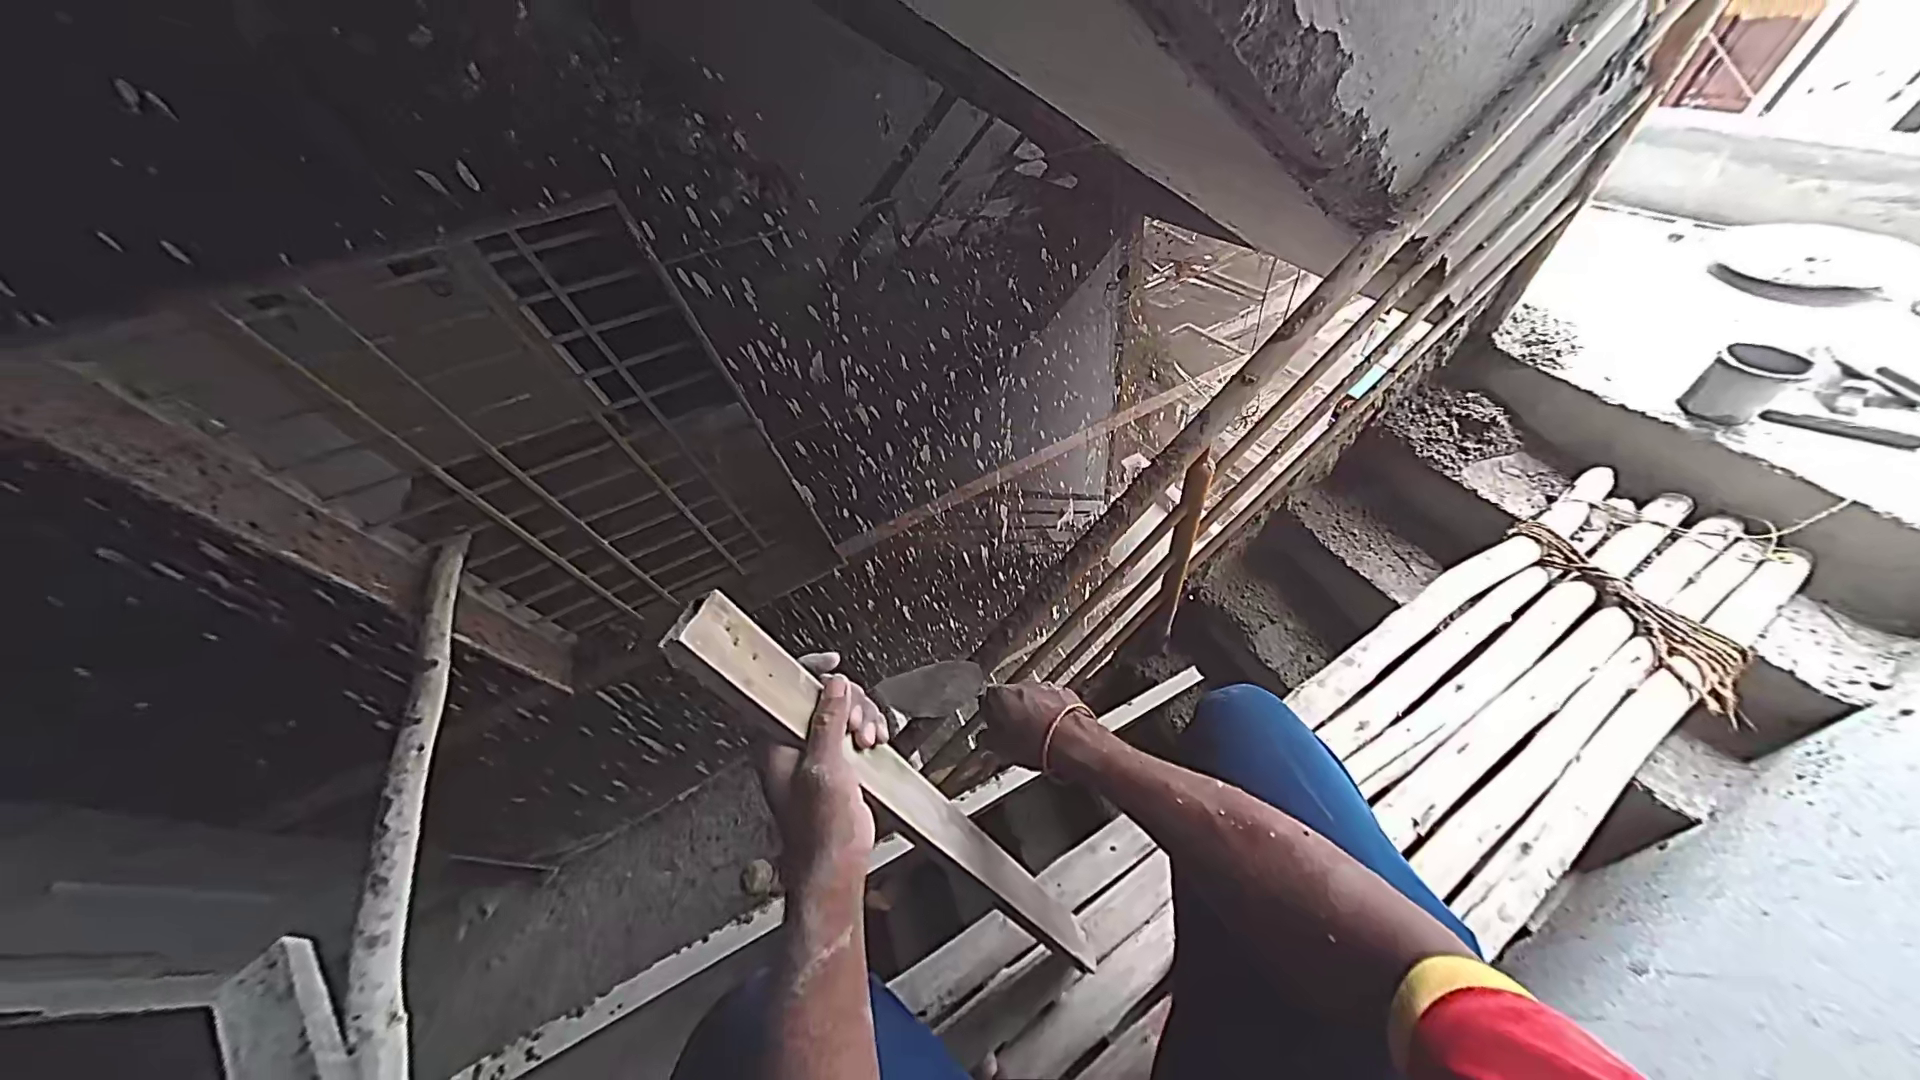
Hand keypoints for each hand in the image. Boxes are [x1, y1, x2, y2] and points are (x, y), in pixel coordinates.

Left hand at [756, 653, 889, 890]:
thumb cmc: (819, 828)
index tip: (832, 662)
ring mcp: (818, 750)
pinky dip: (871, 728)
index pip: (786, 689)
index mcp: (775, 741)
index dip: (808, 670)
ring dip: (864, 717)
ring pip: (845, 709)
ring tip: (869, 741)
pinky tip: (878, 741)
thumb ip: (827, 721)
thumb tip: (834, 684)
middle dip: (850, 703)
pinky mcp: (839, 760)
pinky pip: (857, 728)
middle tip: (857, 727)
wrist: (837, 864)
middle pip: (825, 694)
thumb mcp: (823, 768)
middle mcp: (794, 741)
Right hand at [979, 681, 1093, 771]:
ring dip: (1033, 711)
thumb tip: (986, 738)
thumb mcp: (1001, 749)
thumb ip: (988, 738)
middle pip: (1011, 696)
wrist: (1073, 743)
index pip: (986, 699)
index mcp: (1000, 695)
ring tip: (1036, 735)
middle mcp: (1022, 686)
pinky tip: (1053, 731)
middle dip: (1012, 711)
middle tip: (1013, 732)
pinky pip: (1052, 702)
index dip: (989, 714)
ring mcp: (1044, 688)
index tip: (991, 725)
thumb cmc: (1038, 744)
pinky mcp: (1064, 693)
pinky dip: (1052, 712)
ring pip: (1033, 698)